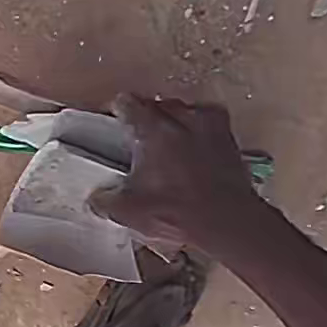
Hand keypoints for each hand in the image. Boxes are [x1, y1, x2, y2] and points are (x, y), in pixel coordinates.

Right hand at [96, 93, 267, 247]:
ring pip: (186, 111)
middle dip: (148, 117)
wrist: (225, 222)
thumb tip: (96, 199)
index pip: (129, 105)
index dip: (119, 110)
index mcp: (153, 130)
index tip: (116, 115)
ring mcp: (210, 125)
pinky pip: (209, 124)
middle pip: (158, 104)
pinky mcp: (229, 139)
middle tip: (140, 136)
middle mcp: (183, 119)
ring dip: (175, 122)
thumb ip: (106, 202)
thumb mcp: (129, 212)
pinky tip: (194, 151)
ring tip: (168, 142)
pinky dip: (199, 132)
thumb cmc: (178, 213)